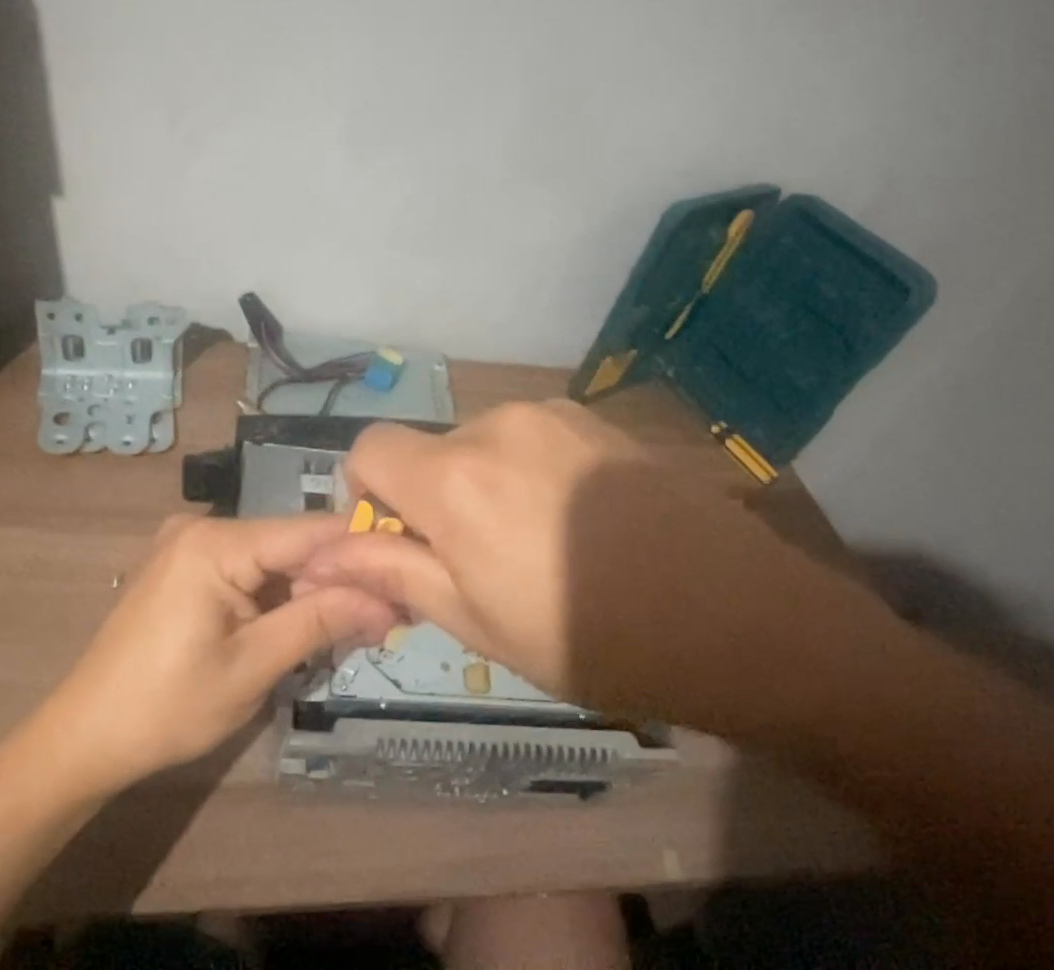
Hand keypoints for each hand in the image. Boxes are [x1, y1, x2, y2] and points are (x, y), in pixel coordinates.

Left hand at [37, 514, 398, 793]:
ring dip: (313, 591)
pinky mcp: (183, 570)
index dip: (364, 551)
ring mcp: (187, 548)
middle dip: (340, 578)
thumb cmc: (167, 707)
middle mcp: (200, 529)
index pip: (309, 531)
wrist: (84, 736)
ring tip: (360, 626)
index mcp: (214, 543)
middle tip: (389, 618)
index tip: (410, 576)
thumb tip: (385, 597)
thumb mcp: (252, 667)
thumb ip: (318, 620)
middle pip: (292, 544)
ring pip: (273, 560)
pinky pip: (247, 572)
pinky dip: (279, 597)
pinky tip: (308, 623)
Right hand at [303, 401, 901, 741]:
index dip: (367, 498)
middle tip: (478, 567)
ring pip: (484, 446)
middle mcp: (497, 424)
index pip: (366, 450)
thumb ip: (392, 573)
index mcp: (453, 476)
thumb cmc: (590, 638)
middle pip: (429, 452)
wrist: (735, 616)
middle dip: (432, 502)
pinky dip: (531, 475)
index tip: (401, 549)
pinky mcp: (602, 421)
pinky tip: (580, 527)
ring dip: (484, 488)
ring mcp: (557, 415)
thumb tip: (318, 557)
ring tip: (538, 550)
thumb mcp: (476, 622)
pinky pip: (536, 440)